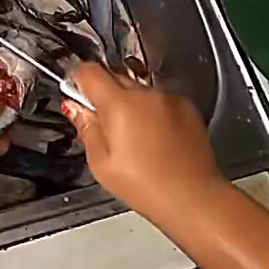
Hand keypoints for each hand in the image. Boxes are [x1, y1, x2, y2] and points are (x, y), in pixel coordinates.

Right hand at [62, 65, 224, 217]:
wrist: (192, 196)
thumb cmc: (147, 186)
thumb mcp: (101, 164)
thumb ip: (87, 129)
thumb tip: (77, 110)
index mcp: (120, 105)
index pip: (90, 72)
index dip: (78, 78)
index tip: (75, 88)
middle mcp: (146, 95)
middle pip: (115, 78)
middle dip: (104, 95)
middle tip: (101, 124)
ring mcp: (169, 100)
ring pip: (139, 91)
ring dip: (130, 105)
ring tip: (131, 139)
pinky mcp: (187, 108)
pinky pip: (161, 101)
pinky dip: (153, 112)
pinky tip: (153, 139)